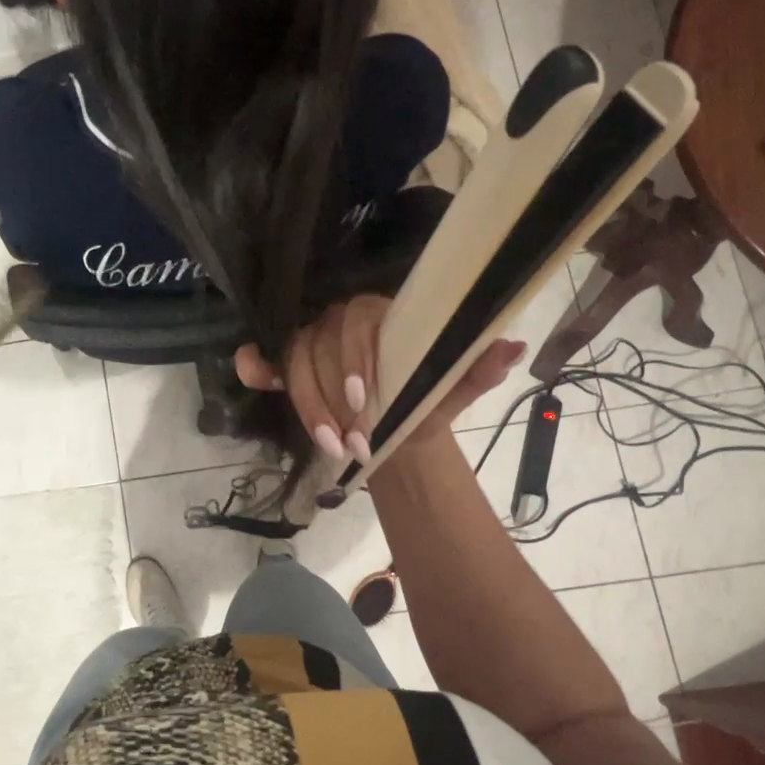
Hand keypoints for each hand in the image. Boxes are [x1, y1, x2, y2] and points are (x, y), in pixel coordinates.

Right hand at [232, 295, 524, 462]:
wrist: (400, 432)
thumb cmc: (426, 403)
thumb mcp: (453, 392)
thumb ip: (478, 371)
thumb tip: (510, 347)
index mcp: (381, 316)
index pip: (360, 319)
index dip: (354, 356)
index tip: (362, 400)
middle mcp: (340, 322)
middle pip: (318, 343)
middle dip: (329, 398)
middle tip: (351, 443)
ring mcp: (311, 342)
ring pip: (293, 361)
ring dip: (307, 406)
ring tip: (331, 448)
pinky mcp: (289, 366)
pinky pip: (264, 357)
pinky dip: (255, 366)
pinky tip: (257, 383)